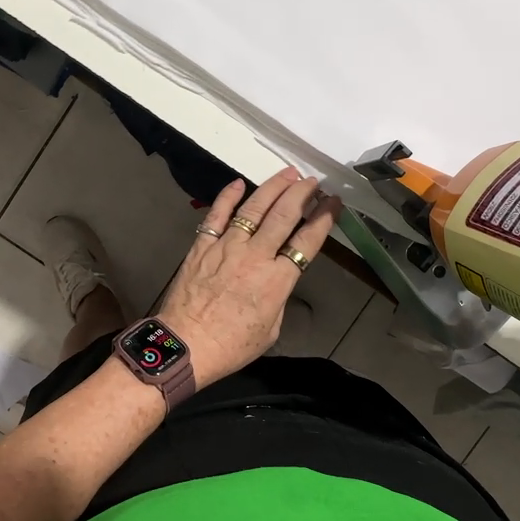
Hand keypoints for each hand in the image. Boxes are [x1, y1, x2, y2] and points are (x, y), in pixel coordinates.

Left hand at [156, 167, 341, 387]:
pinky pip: (217, 215)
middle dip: (302, 193)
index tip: (333, 202)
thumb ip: (278, 297)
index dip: (324, 217)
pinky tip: (238, 184)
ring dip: (273, 187)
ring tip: (288, 174)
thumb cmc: (232, 346)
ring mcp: (227, 247)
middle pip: (284, 215)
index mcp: (277, 280)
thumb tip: (278, 280)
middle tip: (313, 181)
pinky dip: (228, 197)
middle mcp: (255, 256)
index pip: (307, 240)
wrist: (186, 346)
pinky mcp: (202, 246)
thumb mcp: (271, 329)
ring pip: (254, 208)